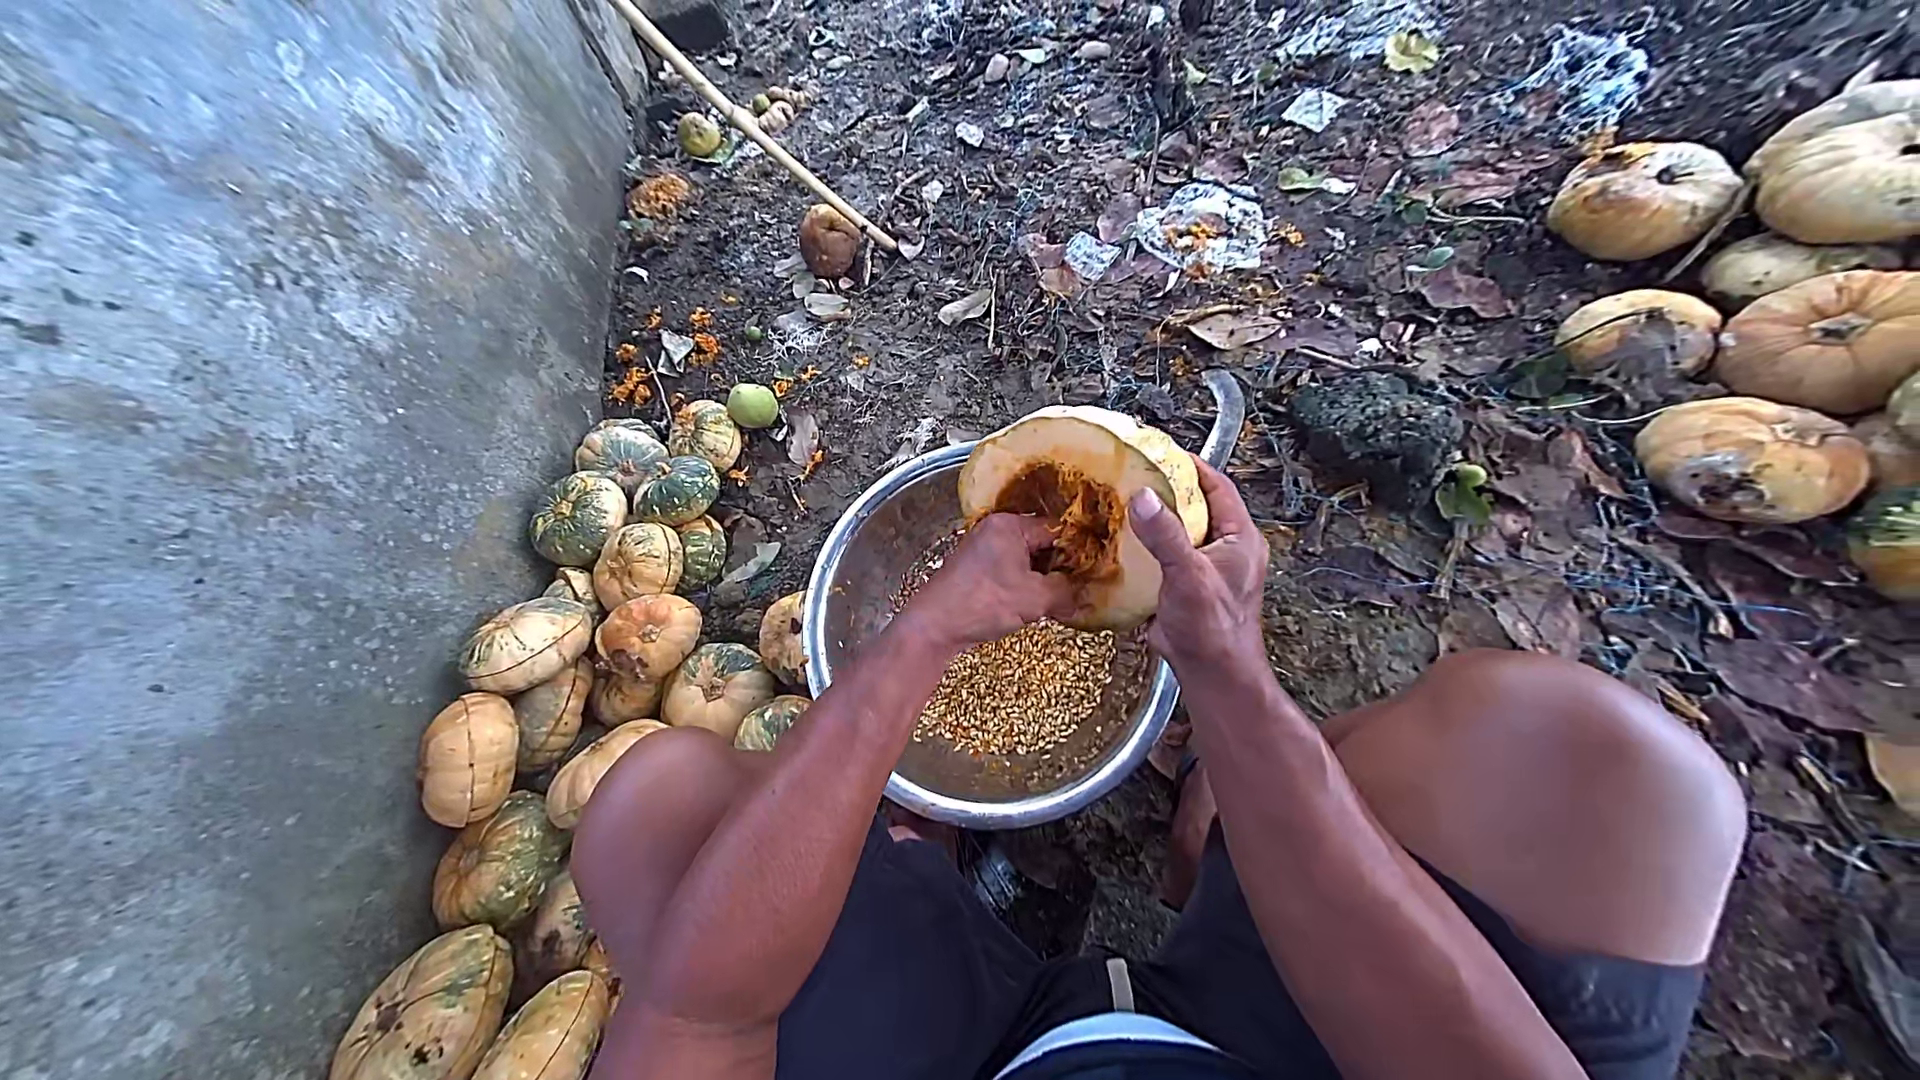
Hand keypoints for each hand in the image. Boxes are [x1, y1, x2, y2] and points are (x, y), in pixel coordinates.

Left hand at [901, 513, 1074, 651]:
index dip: (1078, 549)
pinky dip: (1025, 586)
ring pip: (1026, 560)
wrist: (934, 626)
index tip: (1096, 567)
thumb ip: (1066, 591)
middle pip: (1041, 543)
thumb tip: (1086, 593)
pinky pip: (1011, 572)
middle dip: (1061, 566)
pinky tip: (1036, 606)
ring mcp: (983, 551)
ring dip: (1043, 579)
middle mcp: (995, 530)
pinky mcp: (977, 572)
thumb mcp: (1035, 598)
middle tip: (1081, 586)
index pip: (1055, 528)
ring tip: (1061, 599)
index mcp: (1009, 525)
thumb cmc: (983, 603)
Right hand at [1127, 458, 1269, 675]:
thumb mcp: (1190, 574)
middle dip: (1166, 491)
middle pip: (1194, 506)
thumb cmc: (1214, 627)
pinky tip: (1120, 541)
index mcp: (1240, 538)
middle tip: (1135, 475)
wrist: (1211, 672)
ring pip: (1176, 531)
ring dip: (1152, 519)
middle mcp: (1224, 548)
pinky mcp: (1182, 584)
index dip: (1193, 467)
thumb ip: (1167, 536)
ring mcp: (1203, 567)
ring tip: (1122, 503)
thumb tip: (1143, 498)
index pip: (1218, 487)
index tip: (1164, 453)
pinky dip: (1143, 546)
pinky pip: (1162, 555)